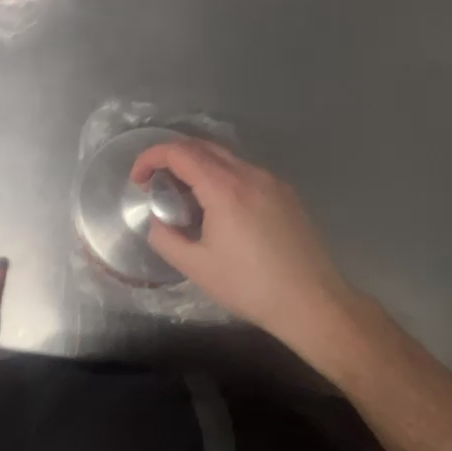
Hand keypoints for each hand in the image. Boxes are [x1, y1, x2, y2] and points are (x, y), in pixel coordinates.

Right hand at [130, 139, 354, 341]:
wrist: (313, 303)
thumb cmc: (250, 286)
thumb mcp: (196, 267)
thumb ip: (165, 238)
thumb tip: (158, 222)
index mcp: (225, 188)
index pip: (179, 153)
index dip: (151, 158)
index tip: (138, 179)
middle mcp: (250, 175)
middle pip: (202, 146)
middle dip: (172, 157)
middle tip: (156, 182)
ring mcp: (273, 183)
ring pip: (226, 158)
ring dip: (198, 166)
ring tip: (185, 197)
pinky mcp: (287, 195)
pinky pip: (245, 172)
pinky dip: (222, 177)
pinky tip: (219, 208)